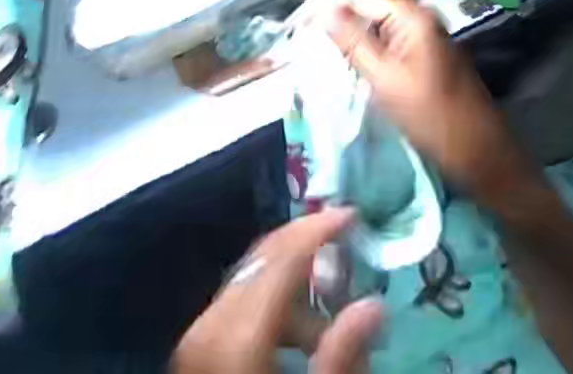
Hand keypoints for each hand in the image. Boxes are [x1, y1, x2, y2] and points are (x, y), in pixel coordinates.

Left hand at [173, 207, 384, 373]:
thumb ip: (341, 358)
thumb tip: (374, 305)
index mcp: (239, 335)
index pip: (282, 260)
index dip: (317, 231)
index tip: (351, 214)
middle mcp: (212, 322)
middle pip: (263, 259)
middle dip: (305, 245)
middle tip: (345, 239)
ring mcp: (199, 334)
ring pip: (252, 281)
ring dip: (293, 284)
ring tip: (334, 312)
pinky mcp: (198, 348)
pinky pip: (239, 305)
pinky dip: (273, 306)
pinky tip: (302, 336)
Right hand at [323, 0, 536, 200]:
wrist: (487, 160)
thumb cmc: (435, 120)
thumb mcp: (385, 80)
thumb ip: (352, 40)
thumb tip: (322, 7)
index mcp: (412, 15)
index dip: (327, 3)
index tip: (299, 22)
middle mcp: (420, 17)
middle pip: (367, 6)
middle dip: (337, 21)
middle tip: (306, 41)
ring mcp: (425, 36)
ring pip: (376, 26)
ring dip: (351, 38)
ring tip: (322, 53)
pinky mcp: (426, 55)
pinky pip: (388, 41)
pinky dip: (368, 51)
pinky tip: (350, 66)